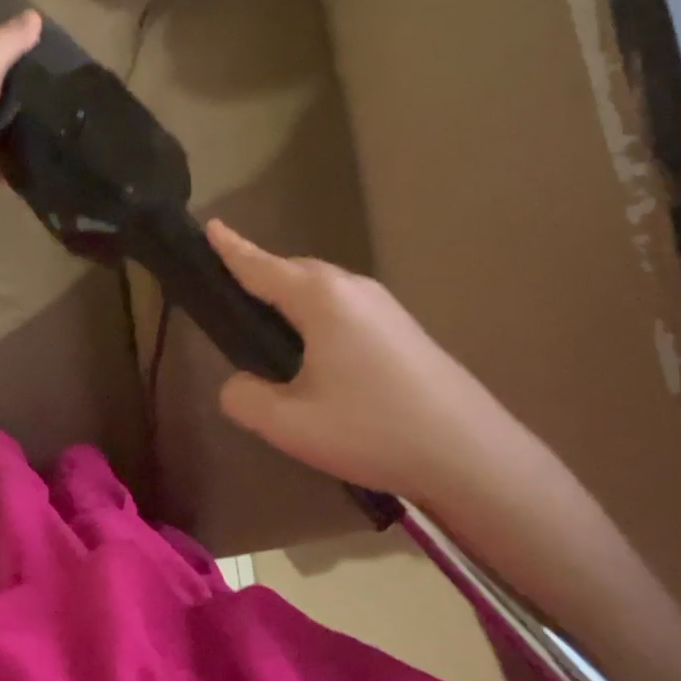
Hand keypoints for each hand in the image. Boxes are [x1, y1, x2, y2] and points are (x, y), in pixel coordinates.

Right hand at [207, 219, 551, 508]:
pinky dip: (317, 320)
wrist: (471, 454)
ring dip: (290, 301)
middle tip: (227, 295)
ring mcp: (386, 308)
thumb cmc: (371, 429)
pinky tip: (314, 355)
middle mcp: (354, 290)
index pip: (261, 266)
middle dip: (260, 275)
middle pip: (294, 272)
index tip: (208, 225)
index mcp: (321, 298)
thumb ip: (244, 398)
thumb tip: (238, 384)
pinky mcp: (403, 332)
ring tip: (266, 330)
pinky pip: (344, 311)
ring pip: (322, 293)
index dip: (231, 249)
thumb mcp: (288, 423)